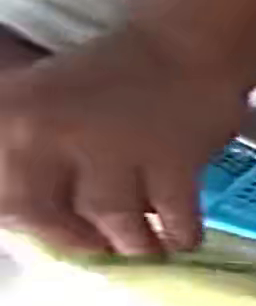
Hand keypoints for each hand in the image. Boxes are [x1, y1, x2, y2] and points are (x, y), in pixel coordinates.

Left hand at [0, 30, 247, 255]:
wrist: (187, 52)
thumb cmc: (108, 68)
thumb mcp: (28, 87)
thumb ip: (13, 129)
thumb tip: (18, 185)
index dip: (19, 220)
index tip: (43, 232)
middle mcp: (41, 138)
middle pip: (44, 211)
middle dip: (72, 237)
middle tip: (97, 250)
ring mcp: (112, 152)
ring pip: (112, 215)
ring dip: (131, 242)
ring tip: (146, 253)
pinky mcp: (172, 161)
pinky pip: (172, 209)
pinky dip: (181, 230)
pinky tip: (186, 241)